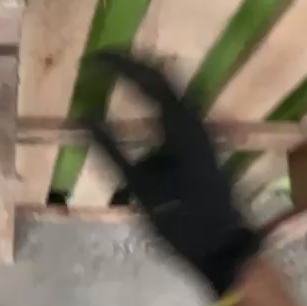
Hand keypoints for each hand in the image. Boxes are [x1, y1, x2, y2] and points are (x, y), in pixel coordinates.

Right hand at [82, 51, 257, 297]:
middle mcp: (196, 119)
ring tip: (120, 70)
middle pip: (165, 74)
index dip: (119, 63)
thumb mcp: (138, 187)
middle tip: (104, 58)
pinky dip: (157, 93)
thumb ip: (109, 148)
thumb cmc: (180, 221)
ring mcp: (204, 129)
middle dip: (133, 61)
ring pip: (175, 86)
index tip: (93, 58)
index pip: (148, 79)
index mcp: (180, 125)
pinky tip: (144, 101)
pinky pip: (180, 102)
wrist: (224, 247)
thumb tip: (82, 117)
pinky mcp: (205, 141)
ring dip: (147, 75)